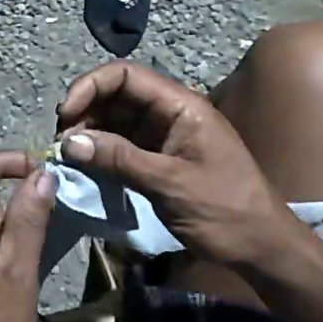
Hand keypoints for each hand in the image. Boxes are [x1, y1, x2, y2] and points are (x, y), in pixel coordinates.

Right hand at [58, 60, 308, 272]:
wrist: (260, 246)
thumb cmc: (224, 209)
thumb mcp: (170, 183)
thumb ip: (119, 158)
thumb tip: (69, 141)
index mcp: (181, 106)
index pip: (127, 75)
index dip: (91, 86)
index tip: (66, 114)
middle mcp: (169, 113)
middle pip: (117, 95)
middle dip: (85, 110)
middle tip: (62, 141)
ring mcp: (163, 136)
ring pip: (115, 120)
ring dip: (89, 132)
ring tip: (68, 155)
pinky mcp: (158, 159)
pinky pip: (121, 146)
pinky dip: (100, 152)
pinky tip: (84, 166)